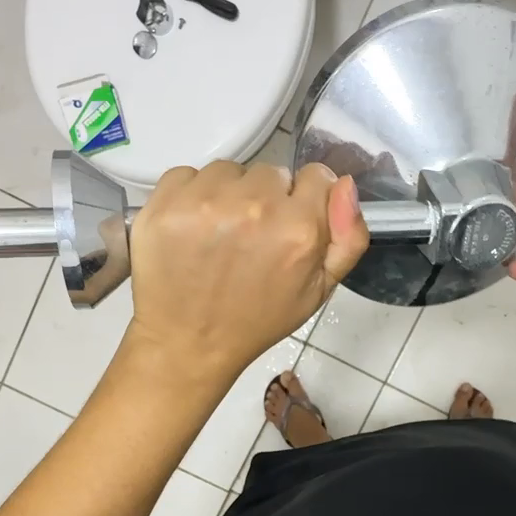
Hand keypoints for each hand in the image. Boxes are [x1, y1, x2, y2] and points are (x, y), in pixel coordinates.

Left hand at [126, 160, 368, 386]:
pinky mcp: (167, 200)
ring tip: (219, 238)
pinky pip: (188, 174)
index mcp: (298, 229)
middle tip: (251, 242)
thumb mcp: (318, 292)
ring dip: (228, 195)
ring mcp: (206, 200)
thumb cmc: (257, 320)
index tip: (289, 227)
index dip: (306, 202)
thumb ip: (348, 238)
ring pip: (230, 171)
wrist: (189, 343)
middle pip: (272, 173)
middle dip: (267, 200)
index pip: (316, 177)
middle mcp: (254, 206)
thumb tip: (346, 185)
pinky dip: (191, 197)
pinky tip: (191, 232)